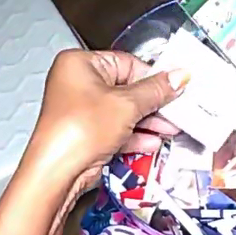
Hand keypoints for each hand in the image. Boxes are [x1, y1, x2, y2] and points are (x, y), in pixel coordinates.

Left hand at [24, 49, 187, 191]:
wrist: (58, 172)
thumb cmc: (76, 131)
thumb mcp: (127, 105)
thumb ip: (156, 90)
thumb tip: (177, 77)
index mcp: (78, 64)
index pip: (126, 63)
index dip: (152, 77)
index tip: (174, 86)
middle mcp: (75, 84)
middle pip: (125, 89)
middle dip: (152, 103)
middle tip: (176, 109)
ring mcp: (79, 111)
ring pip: (121, 112)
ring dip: (147, 122)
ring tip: (170, 127)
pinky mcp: (84, 135)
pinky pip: (114, 130)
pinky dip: (133, 136)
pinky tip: (151, 142)